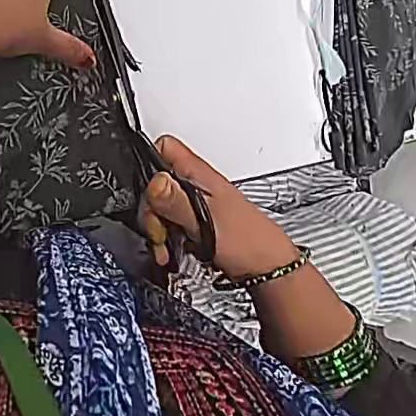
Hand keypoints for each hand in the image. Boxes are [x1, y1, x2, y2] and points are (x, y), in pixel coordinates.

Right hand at [137, 136, 300, 279]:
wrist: (268, 268)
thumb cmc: (247, 241)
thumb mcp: (204, 221)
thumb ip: (175, 200)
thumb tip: (154, 181)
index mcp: (200, 174)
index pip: (165, 147)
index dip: (149, 163)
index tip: (147, 193)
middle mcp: (198, 185)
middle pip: (157, 183)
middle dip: (152, 209)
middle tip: (160, 229)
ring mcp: (198, 203)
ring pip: (162, 206)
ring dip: (158, 228)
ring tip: (166, 246)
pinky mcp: (198, 222)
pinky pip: (172, 223)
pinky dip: (167, 237)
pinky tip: (171, 250)